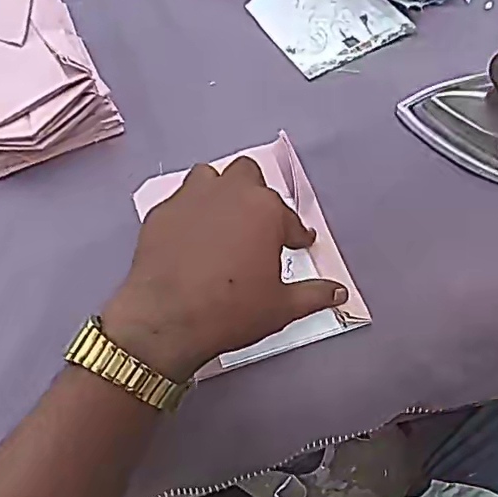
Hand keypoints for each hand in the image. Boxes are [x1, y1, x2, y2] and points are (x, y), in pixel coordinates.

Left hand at [100, 157, 346, 379]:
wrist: (167, 320)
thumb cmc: (228, 310)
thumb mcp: (282, 307)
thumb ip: (314, 294)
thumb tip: (337, 292)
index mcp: (265, 211)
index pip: (289, 217)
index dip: (295, 233)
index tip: (297, 242)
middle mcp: (228, 194)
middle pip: (248, 175)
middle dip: (257, 196)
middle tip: (260, 226)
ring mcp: (190, 200)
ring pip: (210, 178)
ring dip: (222, 194)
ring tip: (226, 221)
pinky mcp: (160, 214)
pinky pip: (180, 201)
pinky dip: (191, 213)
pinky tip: (194, 238)